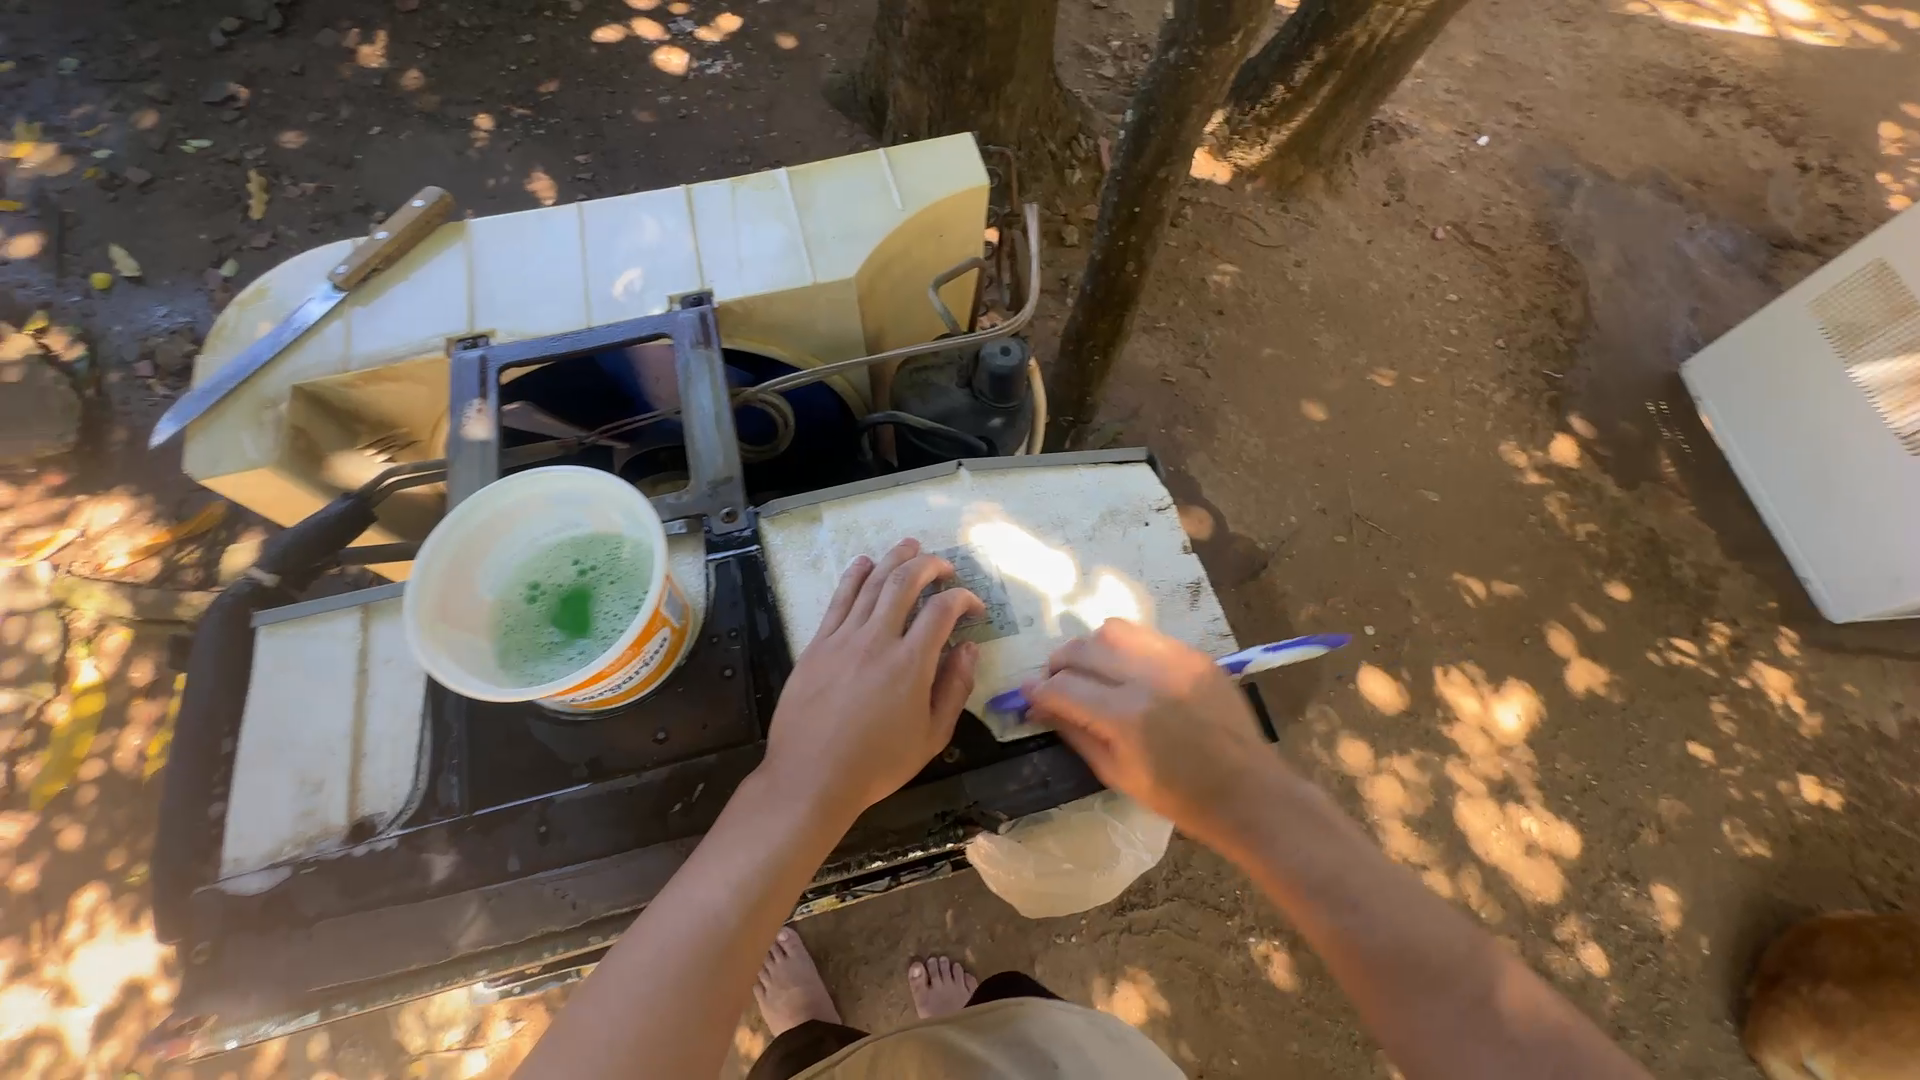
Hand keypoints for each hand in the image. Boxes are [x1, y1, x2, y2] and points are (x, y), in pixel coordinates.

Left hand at [762, 538, 983, 820]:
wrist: (810, 778)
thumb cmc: (876, 764)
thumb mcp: (931, 736)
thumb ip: (954, 688)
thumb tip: (968, 648)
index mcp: (910, 663)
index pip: (942, 610)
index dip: (964, 599)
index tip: (974, 607)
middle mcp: (877, 639)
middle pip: (905, 582)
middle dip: (930, 565)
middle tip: (944, 565)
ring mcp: (843, 638)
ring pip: (871, 583)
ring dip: (894, 559)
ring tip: (910, 546)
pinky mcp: (817, 644)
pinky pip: (838, 600)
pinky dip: (854, 576)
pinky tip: (864, 564)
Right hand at [1024, 618, 1283, 838]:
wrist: (1247, 792)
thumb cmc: (1177, 796)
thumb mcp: (1114, 773)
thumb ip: (1072, 731)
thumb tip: (1037, 706)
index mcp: (1126, 716)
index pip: (1063, 687)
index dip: (1037, 691)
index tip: (1026, 695)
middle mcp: (1148, 676)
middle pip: (1082, 649)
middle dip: (1058, 664)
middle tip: (1054, 683)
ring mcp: (1175, 659)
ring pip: (1112, 629)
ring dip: (1090, 648)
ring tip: (1090, 671)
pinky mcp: (1195, 654)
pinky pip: (1146, 636)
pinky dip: (1124, 649)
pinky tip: (1125, 671)